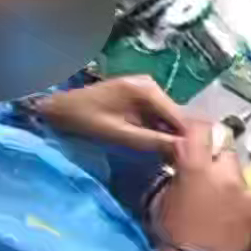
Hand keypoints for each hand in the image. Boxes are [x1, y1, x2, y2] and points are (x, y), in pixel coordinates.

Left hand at [33, 76, 189, 156]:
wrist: (58, 106)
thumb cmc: (86, 120)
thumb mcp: (123, 135)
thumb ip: (157, 142)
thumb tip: (190, 153)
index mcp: (147, 91)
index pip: (184, 121)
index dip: (191, 144)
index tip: (191, 165)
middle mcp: (152, 86)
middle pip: (181, 120)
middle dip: (183, 142)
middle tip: (178, 163)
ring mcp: (149, 90)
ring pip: (175, 122)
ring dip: (175, 139)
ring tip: (169, 157)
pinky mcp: (145, 97)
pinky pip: (164, 119)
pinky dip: (165, 134)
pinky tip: (160, 147)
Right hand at [152, 125, 250, 250]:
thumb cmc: (174, 231)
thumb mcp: (164, 193)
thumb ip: (178, 168)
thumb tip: (184, 157)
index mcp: (198, 167)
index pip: (201, 128)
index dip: (195, 128)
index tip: (190, 134)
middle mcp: (227, 175)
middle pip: (225, 146)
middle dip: (215, 150)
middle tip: (205, 162)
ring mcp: (246, 193)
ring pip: (238, 169)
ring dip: (227, 172)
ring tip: (217, 187)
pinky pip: (246, 191)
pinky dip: (237, 192)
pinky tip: (227, 205)